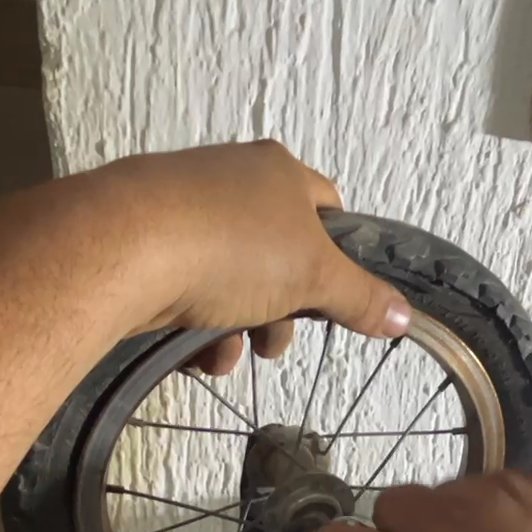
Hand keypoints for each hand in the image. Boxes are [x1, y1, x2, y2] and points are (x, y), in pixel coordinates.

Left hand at [74, 141, 411, 373]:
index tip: (330, 298)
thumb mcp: (312, 279)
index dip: (337, 255)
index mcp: (279, 173)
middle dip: (281, 310)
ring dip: (238, 328)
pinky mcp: (147, 241)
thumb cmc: (233, 248)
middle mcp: (233, 181)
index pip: (327, 207)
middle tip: (274, 345)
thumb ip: (360, 298)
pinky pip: (188, 287)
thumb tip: (407, 317)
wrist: (124, 247)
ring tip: (227, 358)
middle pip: (277, 255)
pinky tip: (194, 355)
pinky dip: (197, 326)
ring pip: (230, 280)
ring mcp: (185, 209)